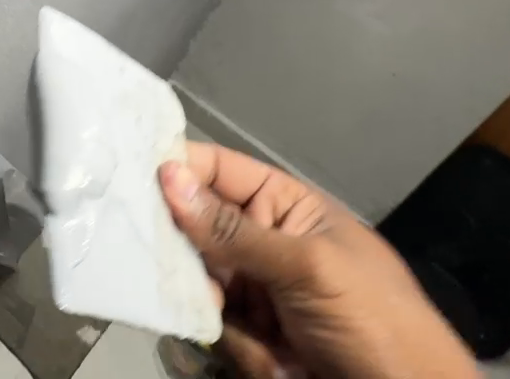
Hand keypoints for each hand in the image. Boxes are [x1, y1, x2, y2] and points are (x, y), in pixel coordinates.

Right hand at [159, 143, 478, 378]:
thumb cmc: (377, 323)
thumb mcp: (308, 267)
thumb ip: (234, 229)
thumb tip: (167, 174)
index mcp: (285, 207)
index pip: (219, 170)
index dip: (179, 167)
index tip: (131, 172)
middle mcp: (262, 241)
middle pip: (195, 222)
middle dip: (177, 237)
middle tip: (147, 242)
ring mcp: (254, 291)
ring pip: (193, 273)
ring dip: (195, 289)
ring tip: (216, 308)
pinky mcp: (248, 337)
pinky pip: (206, 320)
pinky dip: (212, 330)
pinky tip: (242, 343)